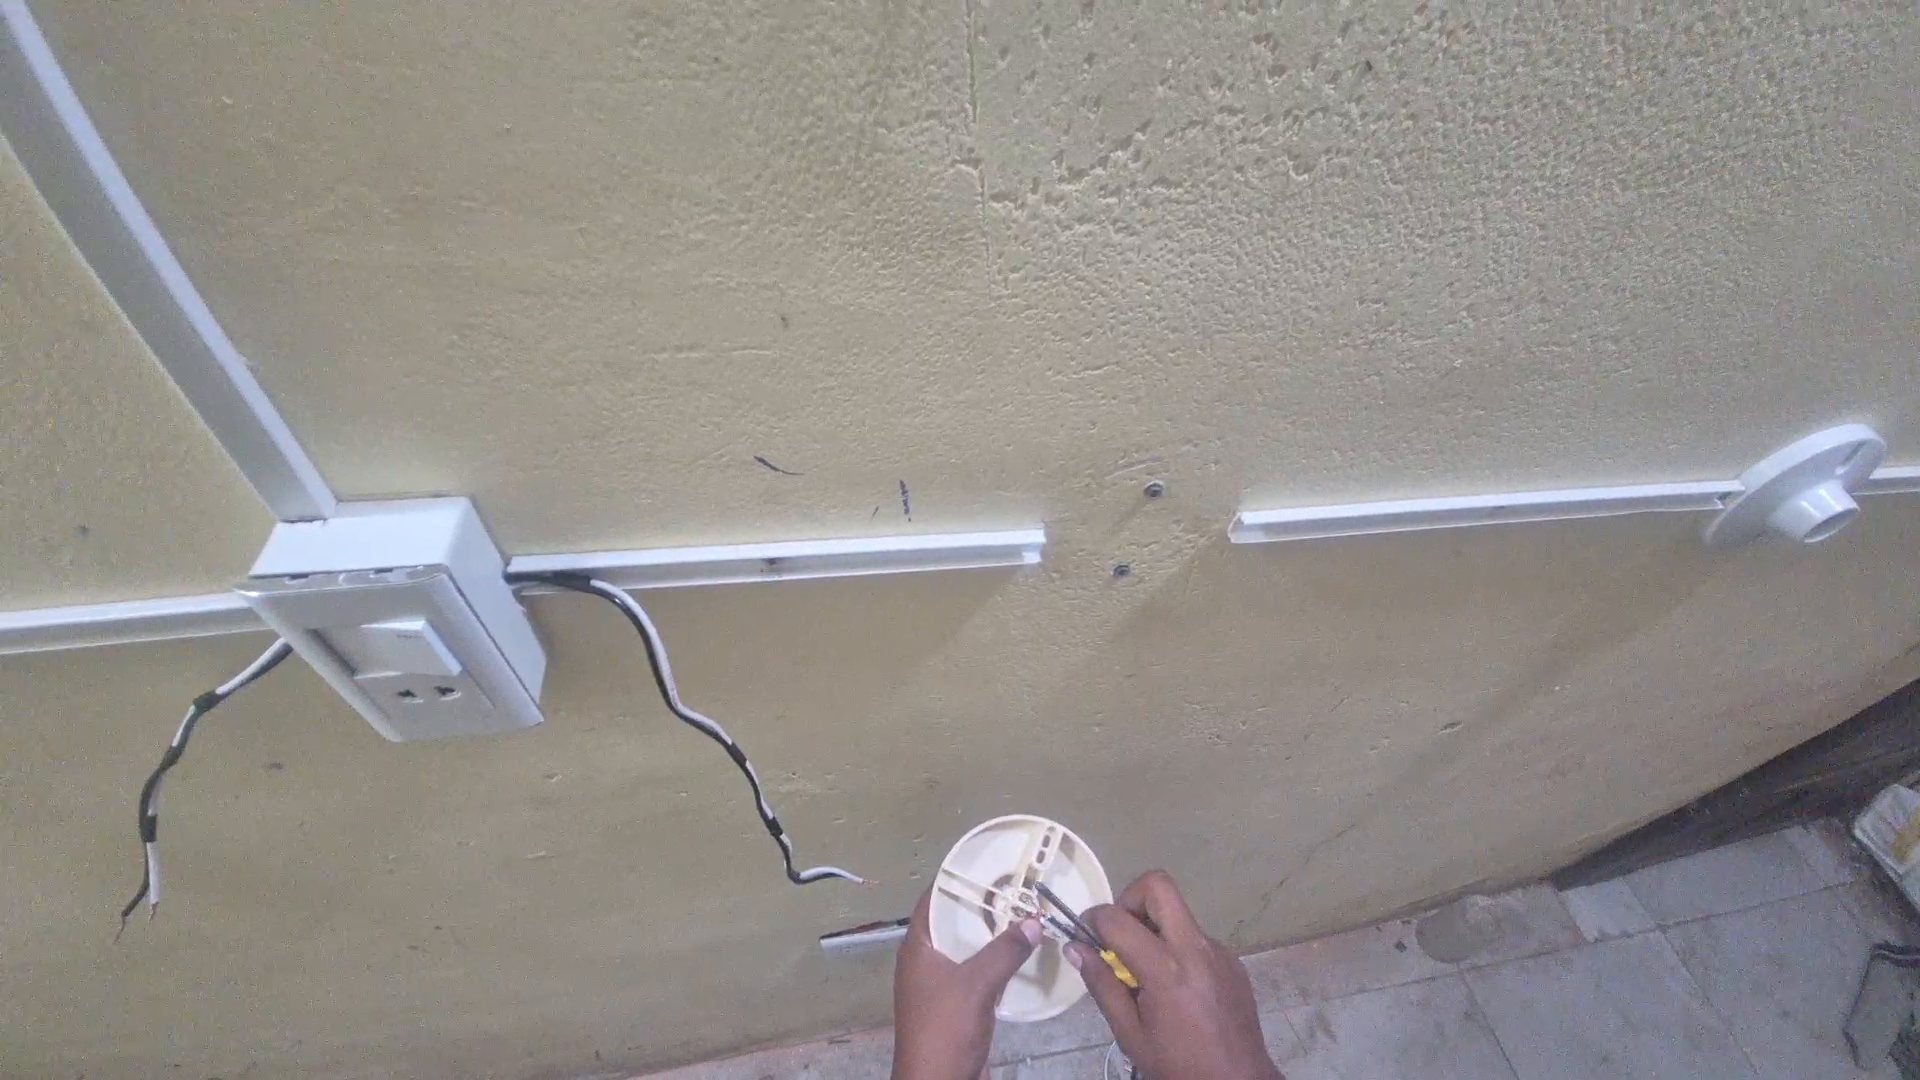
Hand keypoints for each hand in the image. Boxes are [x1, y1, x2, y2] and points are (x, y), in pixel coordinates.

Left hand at [892, 887, 1040, 1079]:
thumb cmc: (945, 1029)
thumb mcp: (977, 984)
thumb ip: (1005, 950)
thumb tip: (1034, 919)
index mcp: (917, 947)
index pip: (932, 899)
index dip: (955, 880)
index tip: (985, 865)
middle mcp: (924, 961)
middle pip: (952, 923)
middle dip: (981, 907)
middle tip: (1013, 888)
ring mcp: (938, 986)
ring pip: (965, 949)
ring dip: (990, 937)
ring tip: (1021, 916)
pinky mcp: (954, 1008)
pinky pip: (974, 974)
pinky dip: (993, 963)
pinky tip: (1018, 957)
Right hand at [1072, 870, 1283, 1079]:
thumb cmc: (1179, 1066)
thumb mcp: (1130, 1034)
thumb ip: (1101, 984)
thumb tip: (1074, 947)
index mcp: (1165, 969)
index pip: (1116, 918)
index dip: (1092, 919)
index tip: (1085, 935)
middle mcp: (1195, 948)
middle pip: (1158, 885)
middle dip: (1129, 898)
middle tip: (1121, 932)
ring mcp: (1218, 950)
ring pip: (1177, 911)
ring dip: (1154, 925)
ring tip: (1148, 967)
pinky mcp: (1232, 959)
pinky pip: (1195, 936)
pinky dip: (1176, 947)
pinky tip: (1178, 986)